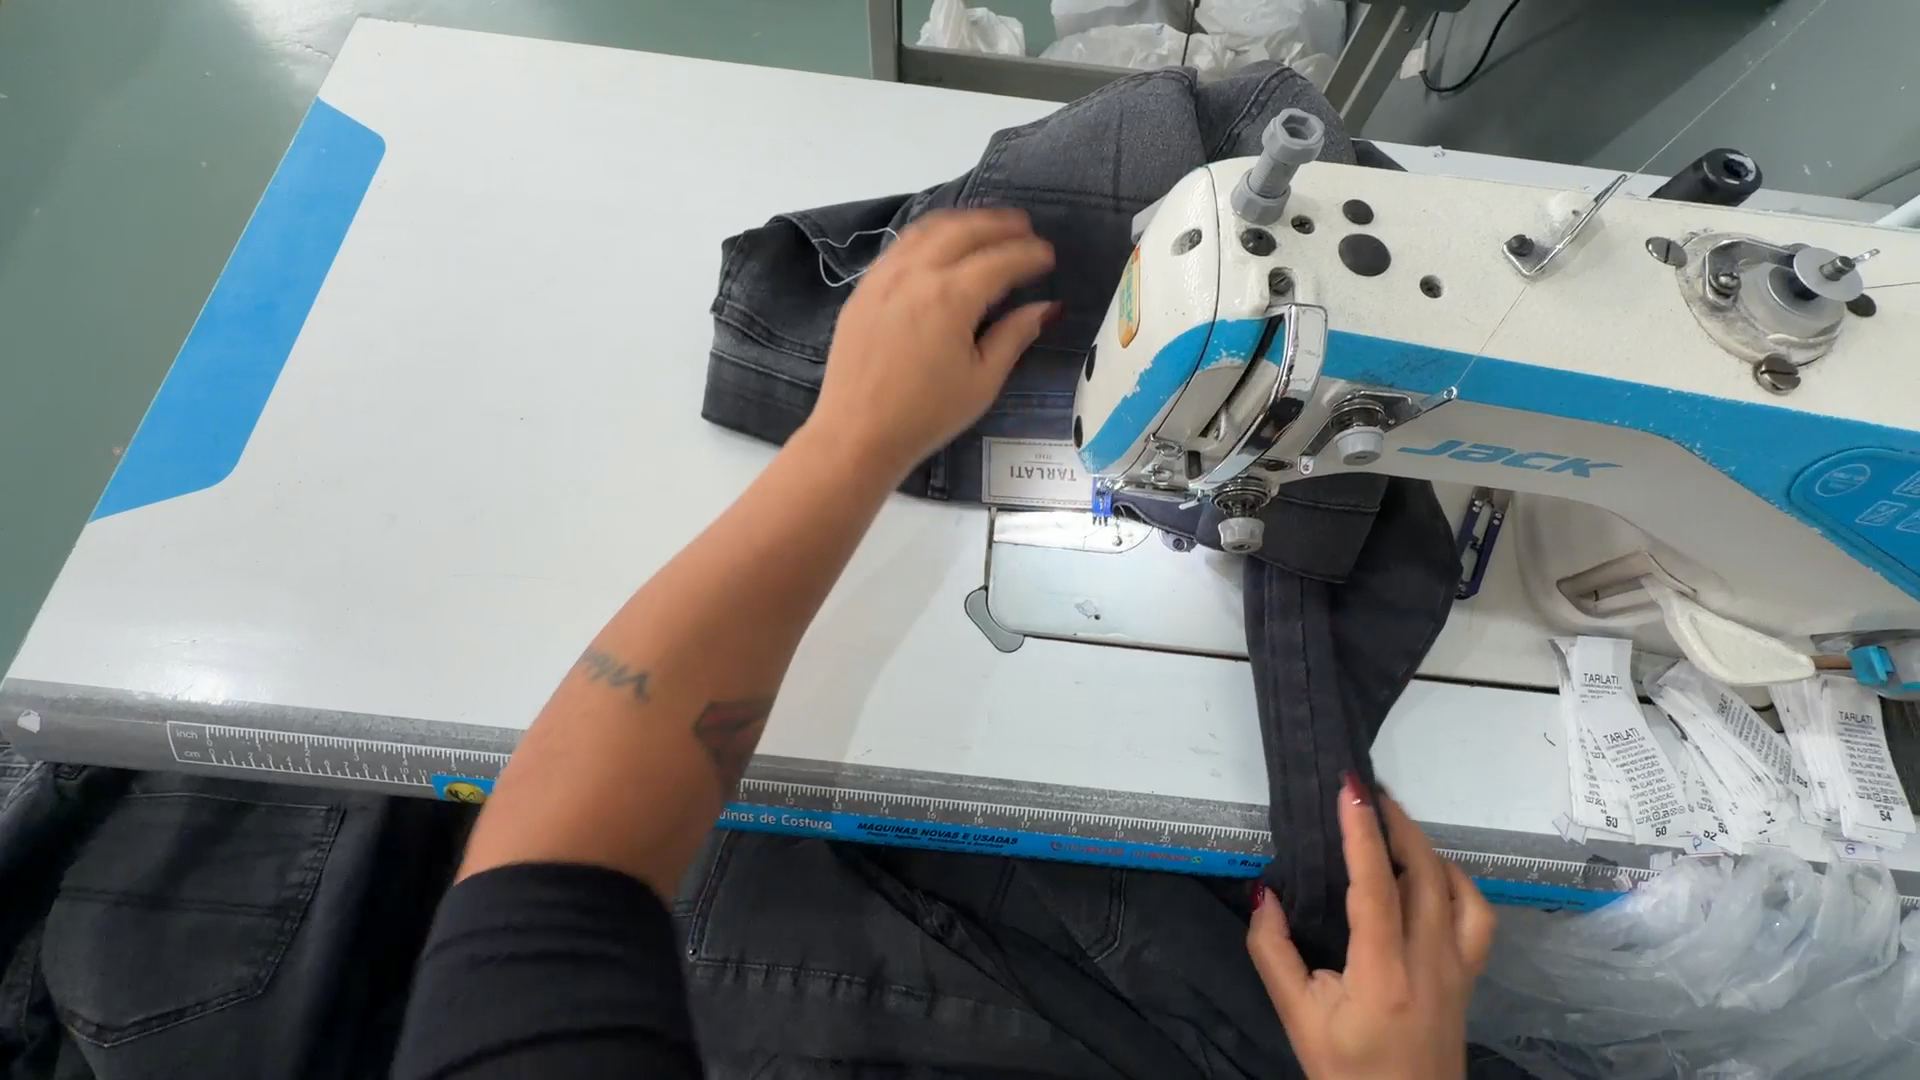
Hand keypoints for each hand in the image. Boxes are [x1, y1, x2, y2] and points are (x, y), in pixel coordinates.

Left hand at [808, 209, 1055, 477]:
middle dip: (1000, 224)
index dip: (1030, 254)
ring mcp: (883, 277)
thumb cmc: (926, 416)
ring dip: (963, 221)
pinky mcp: (862, 290)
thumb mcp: (982, 382)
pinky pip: (900, 246)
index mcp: (951, 297)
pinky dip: (928, 236)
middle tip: (1025, 228)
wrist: (857, 434)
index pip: (1001, 260)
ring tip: (986, 226)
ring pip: (928, 229)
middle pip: (965, 230)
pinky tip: (939, 246)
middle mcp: (916, 274)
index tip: (1049, 255)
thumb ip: (1014, 337)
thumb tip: (1044, 308)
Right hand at [1248, 775, 1495, 1079]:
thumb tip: (1264, 892)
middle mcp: (1431, 964)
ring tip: (1394, 825)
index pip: (1377, 886)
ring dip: (1427, 847)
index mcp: (1384, 973)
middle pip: (1427, 875)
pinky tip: (1431, 872)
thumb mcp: (1296, 1015)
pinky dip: (1456, 881)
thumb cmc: (1347, 1069)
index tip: (1350, 789)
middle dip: (1397, 823)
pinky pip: (1477, 917)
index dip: (1363, 833)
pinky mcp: (1469, 978)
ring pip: (1459, 891)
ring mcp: (1459, 971)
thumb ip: (1273, 950)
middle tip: (1366, 791)